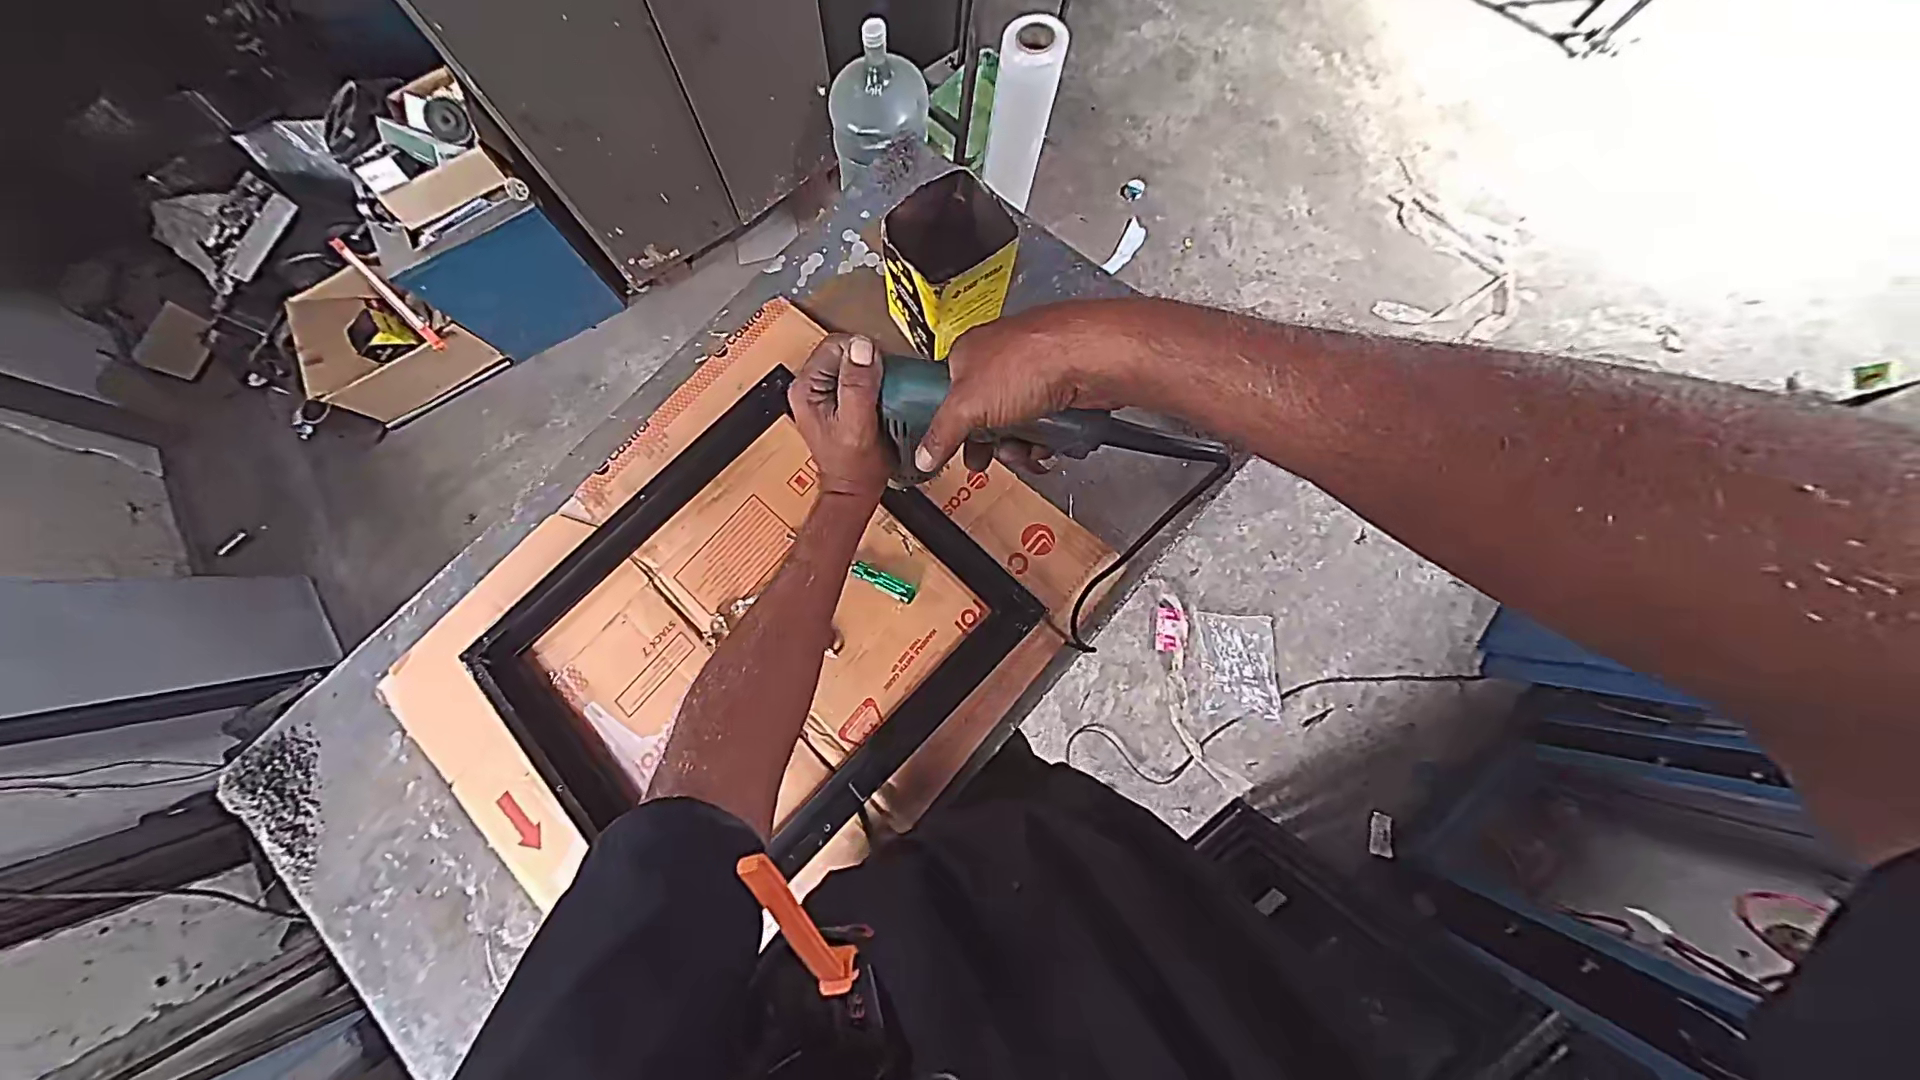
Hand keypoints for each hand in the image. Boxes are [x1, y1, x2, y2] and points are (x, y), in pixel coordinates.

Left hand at [791, 334, 889, 502]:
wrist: (855, 489)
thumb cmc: (853, 465)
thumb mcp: (857, 423)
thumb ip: (858, 385)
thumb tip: (862, 348)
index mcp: (806, 387)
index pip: (835, 345)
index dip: (863, 353)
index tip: (880, 371)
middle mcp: (812, 386)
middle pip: (845, 352)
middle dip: (870, 363)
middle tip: (885, 384)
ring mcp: (826, 393)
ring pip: (854, 364)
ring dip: (874, 373)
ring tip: (884, 392)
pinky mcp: (841, 401)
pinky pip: (860, 378)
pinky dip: (875, 384)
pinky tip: (882, 399)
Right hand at [914, 300, 1153, 474]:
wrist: (1090, 358)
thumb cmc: (1031, 362)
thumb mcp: (968, 406)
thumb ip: (942, 434)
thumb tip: (923, 456)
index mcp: (967, 355)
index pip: (944, 395)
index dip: (947, 426)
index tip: (947, 450)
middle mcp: (998, 361)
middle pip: (982, 416)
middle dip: (988, 444)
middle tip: (987, 461)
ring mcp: (1030, 376)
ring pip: (1014, 424)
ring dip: (1019, 447)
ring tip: (1026, 453)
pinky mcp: (1059, 390)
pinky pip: (1042, 425)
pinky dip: (1044, 440)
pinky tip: (1048, 445)